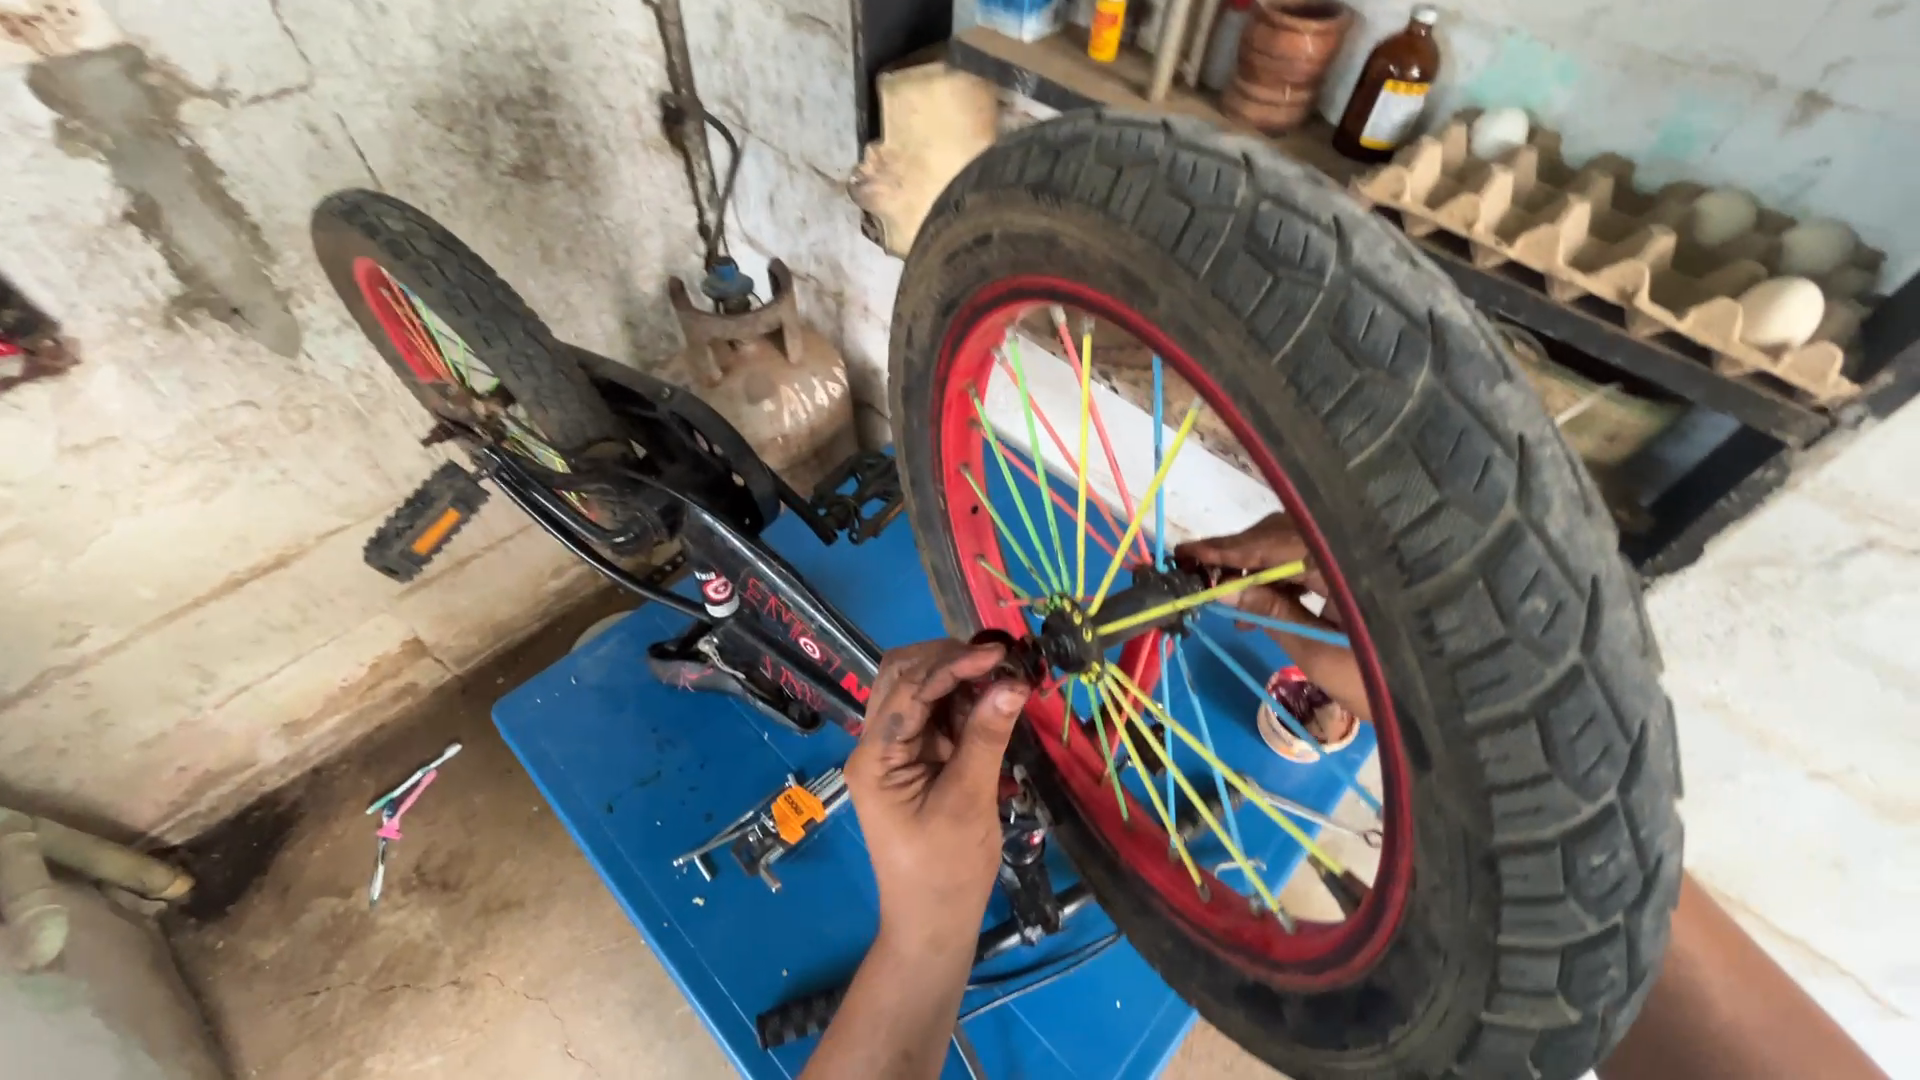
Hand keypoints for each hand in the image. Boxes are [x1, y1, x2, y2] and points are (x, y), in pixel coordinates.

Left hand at [846, 640, 1031, 950]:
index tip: (999, 655)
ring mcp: (895, 750)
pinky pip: (933, 714)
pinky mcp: (915, 759)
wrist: (933, 924)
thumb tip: (1014, 683)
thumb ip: (986, 738)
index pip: (909, 689)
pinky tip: (989, 701)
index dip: (953, 664)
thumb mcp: (968, 802)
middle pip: (902, 676)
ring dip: (956, 677)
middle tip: (999, 663)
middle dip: (948, 661)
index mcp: (875, 757)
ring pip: (917, 689)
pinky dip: (960, 700)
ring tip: (1000, 678)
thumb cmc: (945, 872)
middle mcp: (877, 744)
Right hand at [1176, 513, 1370, 723]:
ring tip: (1230, 597)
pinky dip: (1285, 576)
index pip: (1274, 545)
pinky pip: (1316, 560)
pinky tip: (1264, 601)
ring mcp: (1362, 559)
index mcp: (1345, 565)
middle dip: (1241, 553)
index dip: (1228, 549)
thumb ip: (1271, 613)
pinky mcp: (1366, 572)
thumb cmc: (1383, 686)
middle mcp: (1354, 551)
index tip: (1187, 553)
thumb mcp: (1318, 653)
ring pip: (1297, 545)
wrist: (1449, 707)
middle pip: (1284, 534)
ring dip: (1260, 566)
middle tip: (1202, 576)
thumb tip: (1221, 588)